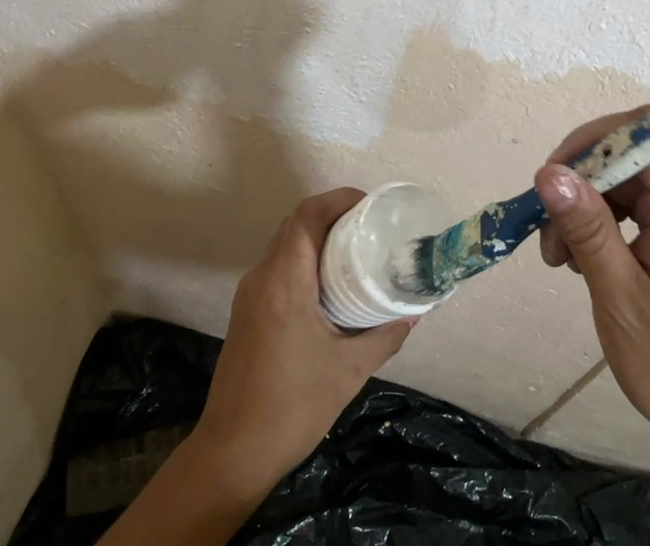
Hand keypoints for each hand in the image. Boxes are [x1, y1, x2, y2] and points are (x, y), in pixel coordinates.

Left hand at [194, 188, 413, 485]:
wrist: (234, 449)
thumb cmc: (294, 406)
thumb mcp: (350, 370)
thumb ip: (385, 335)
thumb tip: (415, 311)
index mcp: (285, 282)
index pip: (306, 216)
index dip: (338, 200)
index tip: (372, 206)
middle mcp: (261, 278)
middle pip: (295, 225)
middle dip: (333, 217)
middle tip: (373, 228)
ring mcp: (248, 295)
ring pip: (284, 246)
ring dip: (317, 239)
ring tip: (357, 251)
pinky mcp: (246, 312)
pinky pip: (277, 269)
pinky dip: (304, 262)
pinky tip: (331, 286)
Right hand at [532, 108, 649, 464]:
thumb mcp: (620, 297)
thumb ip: (587, 228)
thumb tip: (549, 172)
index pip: (647, 131)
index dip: (595, 139)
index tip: (553, 179)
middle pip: (636, 156)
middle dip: (582, 184)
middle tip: (549, 241)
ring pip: (637, 183)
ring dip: (592, 207)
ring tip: (566, 262)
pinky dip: (613, 223)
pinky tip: (594, 263)